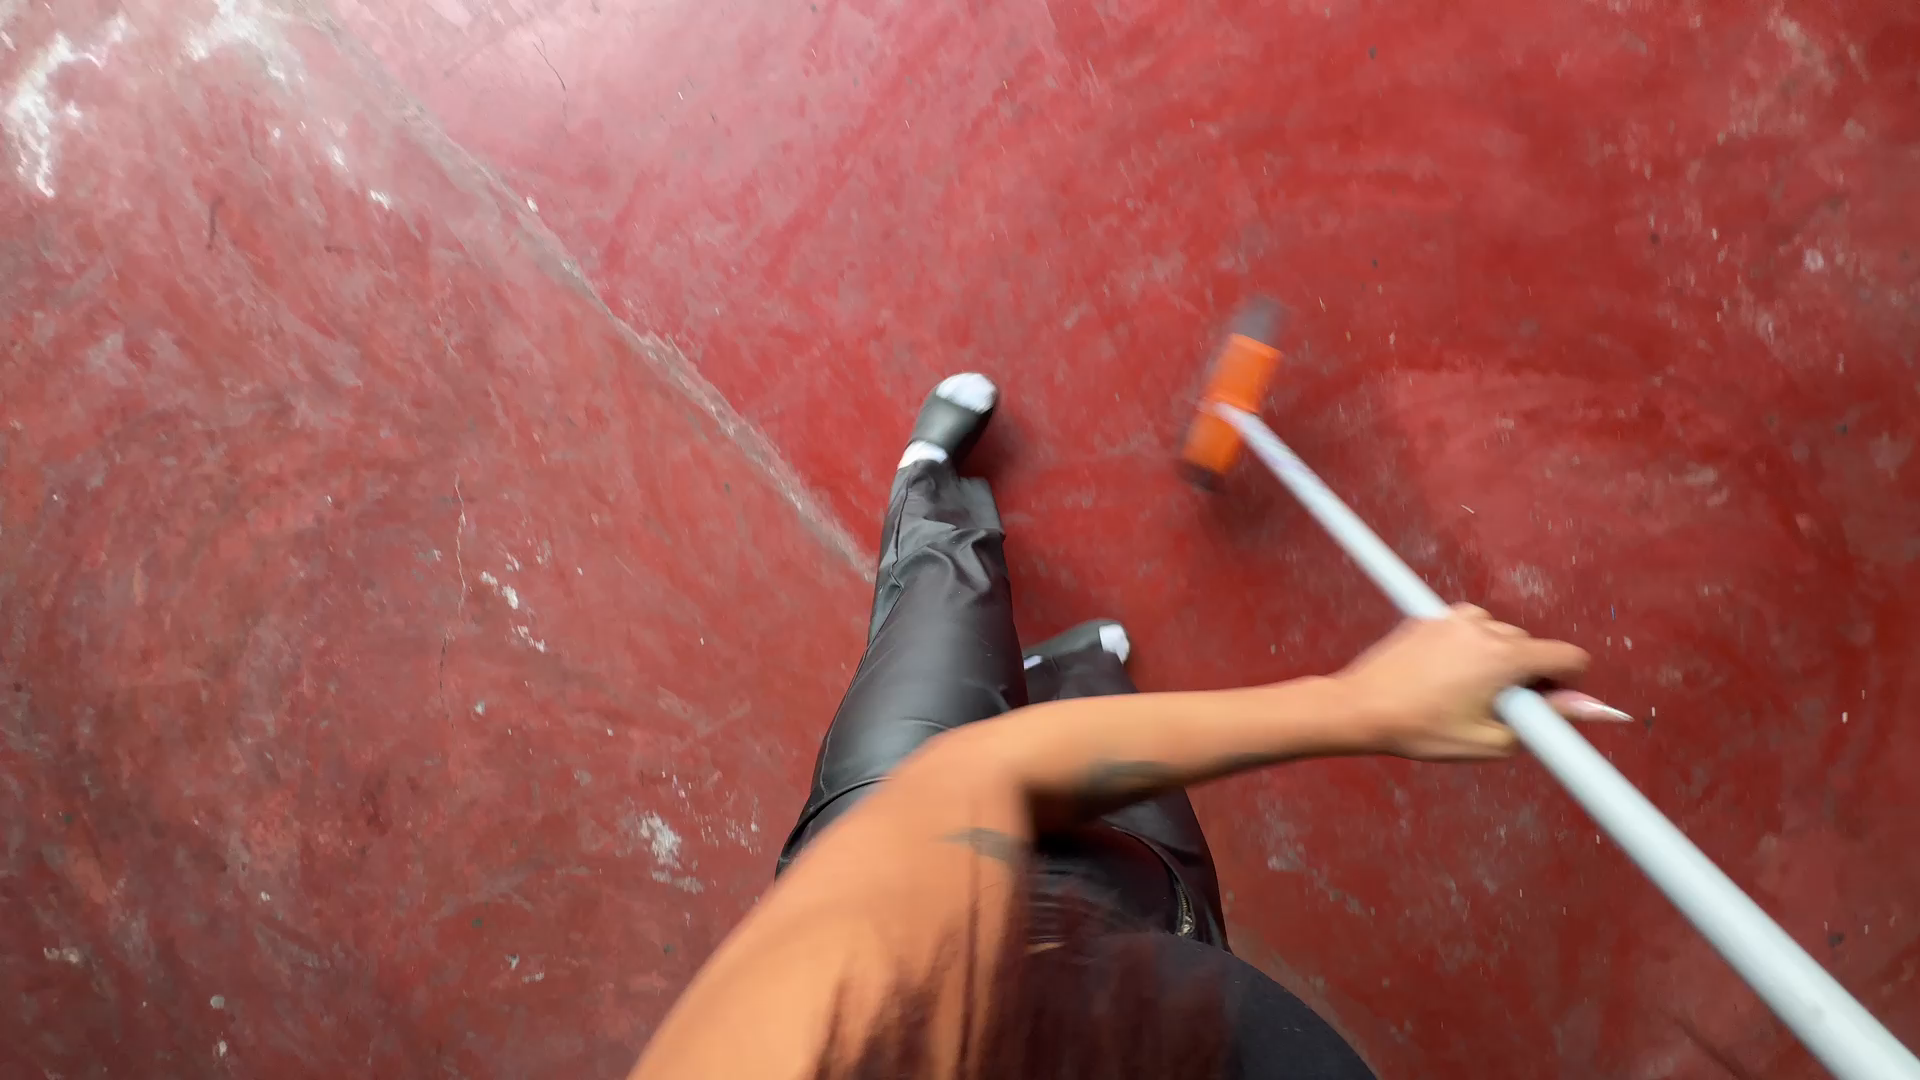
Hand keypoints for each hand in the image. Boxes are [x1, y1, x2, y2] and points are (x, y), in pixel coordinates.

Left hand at [1337, 603, 1627, 760]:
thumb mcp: (1495, 739)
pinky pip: (1463, 628)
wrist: (1360, 708)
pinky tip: (1445, 673)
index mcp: (1504, 656)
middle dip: (1526, 673)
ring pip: (1496, 633)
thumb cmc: (1422, 729)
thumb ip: (1549, 721)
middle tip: (1497, 705)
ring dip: (1494, 655)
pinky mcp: (1424, 619)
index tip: (1547, 703)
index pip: (1568, 656)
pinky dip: (1465, 644)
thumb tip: (1594, 710)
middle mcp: (1479, 628)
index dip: (1567, 684)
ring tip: (1466, 690)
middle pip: (1529, 645)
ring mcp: (1448, 619)